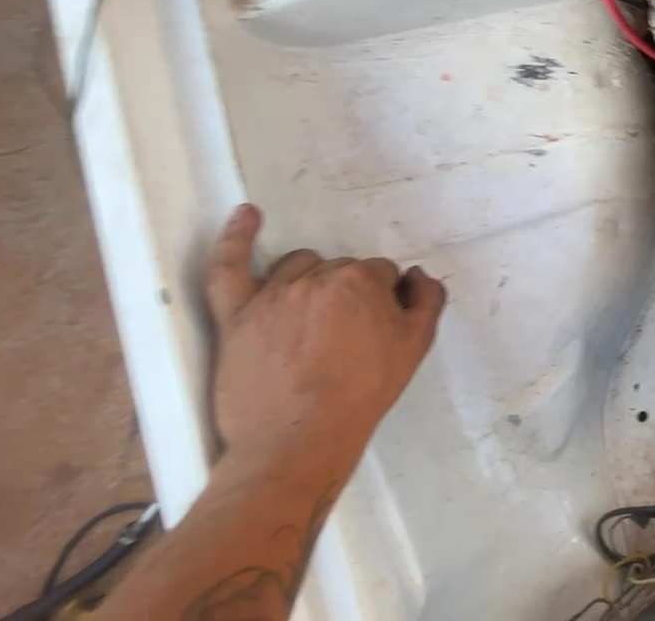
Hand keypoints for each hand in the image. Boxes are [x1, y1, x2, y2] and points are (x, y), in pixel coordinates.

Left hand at [204, 204, 445, 478]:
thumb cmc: (365, 390)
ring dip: (313, 279)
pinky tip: (246, 215)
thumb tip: (415, 277)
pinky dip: (235, 238)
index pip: (380, 274)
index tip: (378, 328)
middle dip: (350, 292)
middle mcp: (316, 278)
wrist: (300, 439)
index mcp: (361, 281)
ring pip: (299, 266)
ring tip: (317, 316)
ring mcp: (271, 296)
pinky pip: (227, 268)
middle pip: (340, 268)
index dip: (383, 299)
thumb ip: (427, 299)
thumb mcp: (416, 344)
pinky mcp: (235, 317)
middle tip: (350, 334)